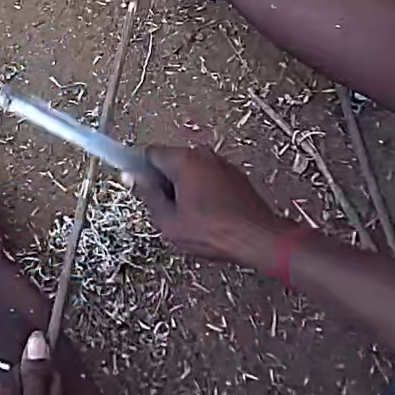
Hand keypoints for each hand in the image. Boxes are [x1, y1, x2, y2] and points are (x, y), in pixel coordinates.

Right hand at [129, 146, 289, 265]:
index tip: (142, 188)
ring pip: (190, 169)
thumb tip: (133, 177)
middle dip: (164, 182)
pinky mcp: (235, 175)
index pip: (149, 153)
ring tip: (191, 215)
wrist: (261, 240)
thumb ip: (147, 195)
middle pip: (170, 161)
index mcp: (183, 160)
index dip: (142, 171)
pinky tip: (209, 214)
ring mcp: (221, 163)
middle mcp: (202, 154)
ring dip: (185, 187)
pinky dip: (204, 190)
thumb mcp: (169, 221)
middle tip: (168, 209)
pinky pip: (208, 176)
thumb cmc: (214, 232)